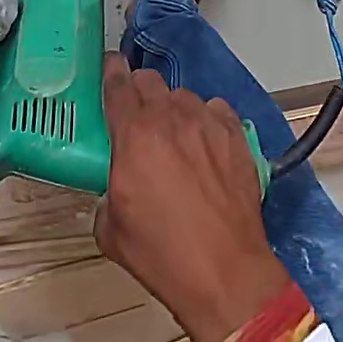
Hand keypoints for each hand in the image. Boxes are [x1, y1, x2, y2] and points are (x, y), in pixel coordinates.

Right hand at [93, 53, 291, 341]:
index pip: (118, 84)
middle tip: (137, 114)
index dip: (111, 72)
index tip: (110, 69)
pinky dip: (206, 118)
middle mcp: (171, 118)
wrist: (225, 272)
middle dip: (139, 91)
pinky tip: (205, 141)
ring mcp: (208, 123)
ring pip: (183, 95)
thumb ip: (106, 193)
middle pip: (150, 81)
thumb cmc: (161, 253)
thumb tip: (115, 187)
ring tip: (174, 134)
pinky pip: (216, 110)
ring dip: (173, 108)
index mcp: (134, 135)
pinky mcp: (236, 136)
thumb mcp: (110, 229)